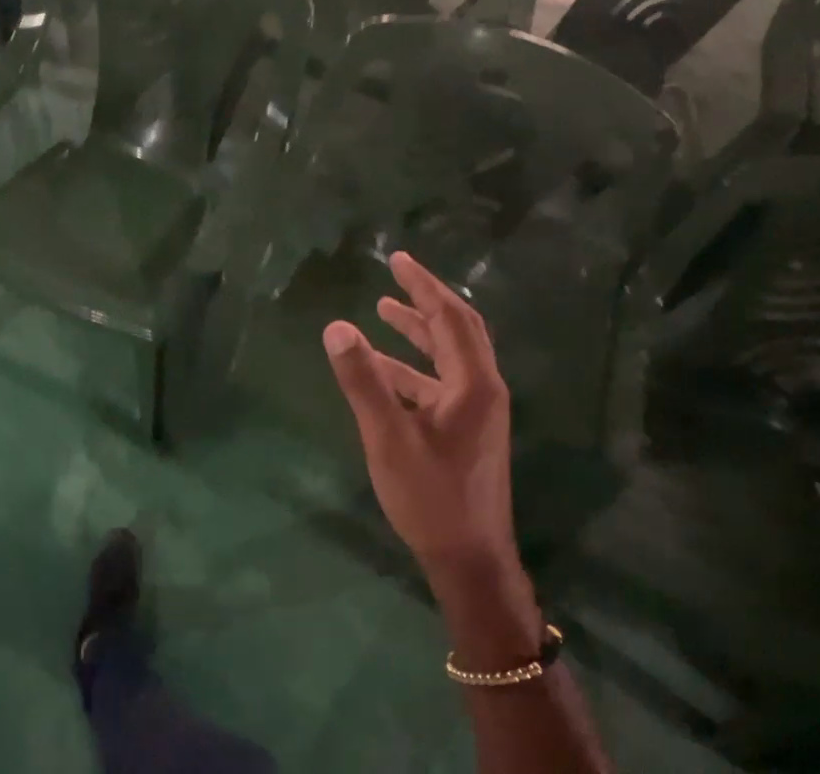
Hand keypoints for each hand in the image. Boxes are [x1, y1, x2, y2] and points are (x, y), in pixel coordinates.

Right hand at [322, 252, 516, 571]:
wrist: (469, 559)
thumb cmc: (431, 496)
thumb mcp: (389, 437)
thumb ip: (363, 381)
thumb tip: (337, 326)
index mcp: (474, 384)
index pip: (451, 318)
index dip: (424, 286)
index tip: (398, 259)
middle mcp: (483, 391)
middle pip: (459, 331)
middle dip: (426, 301)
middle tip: (396, 274)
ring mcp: (478, 413)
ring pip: (449, 358)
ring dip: (419, 333)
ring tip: (383, 312)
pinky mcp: (467, 432)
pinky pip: (439, 384)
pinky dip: (412, 368)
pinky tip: (382, 371)